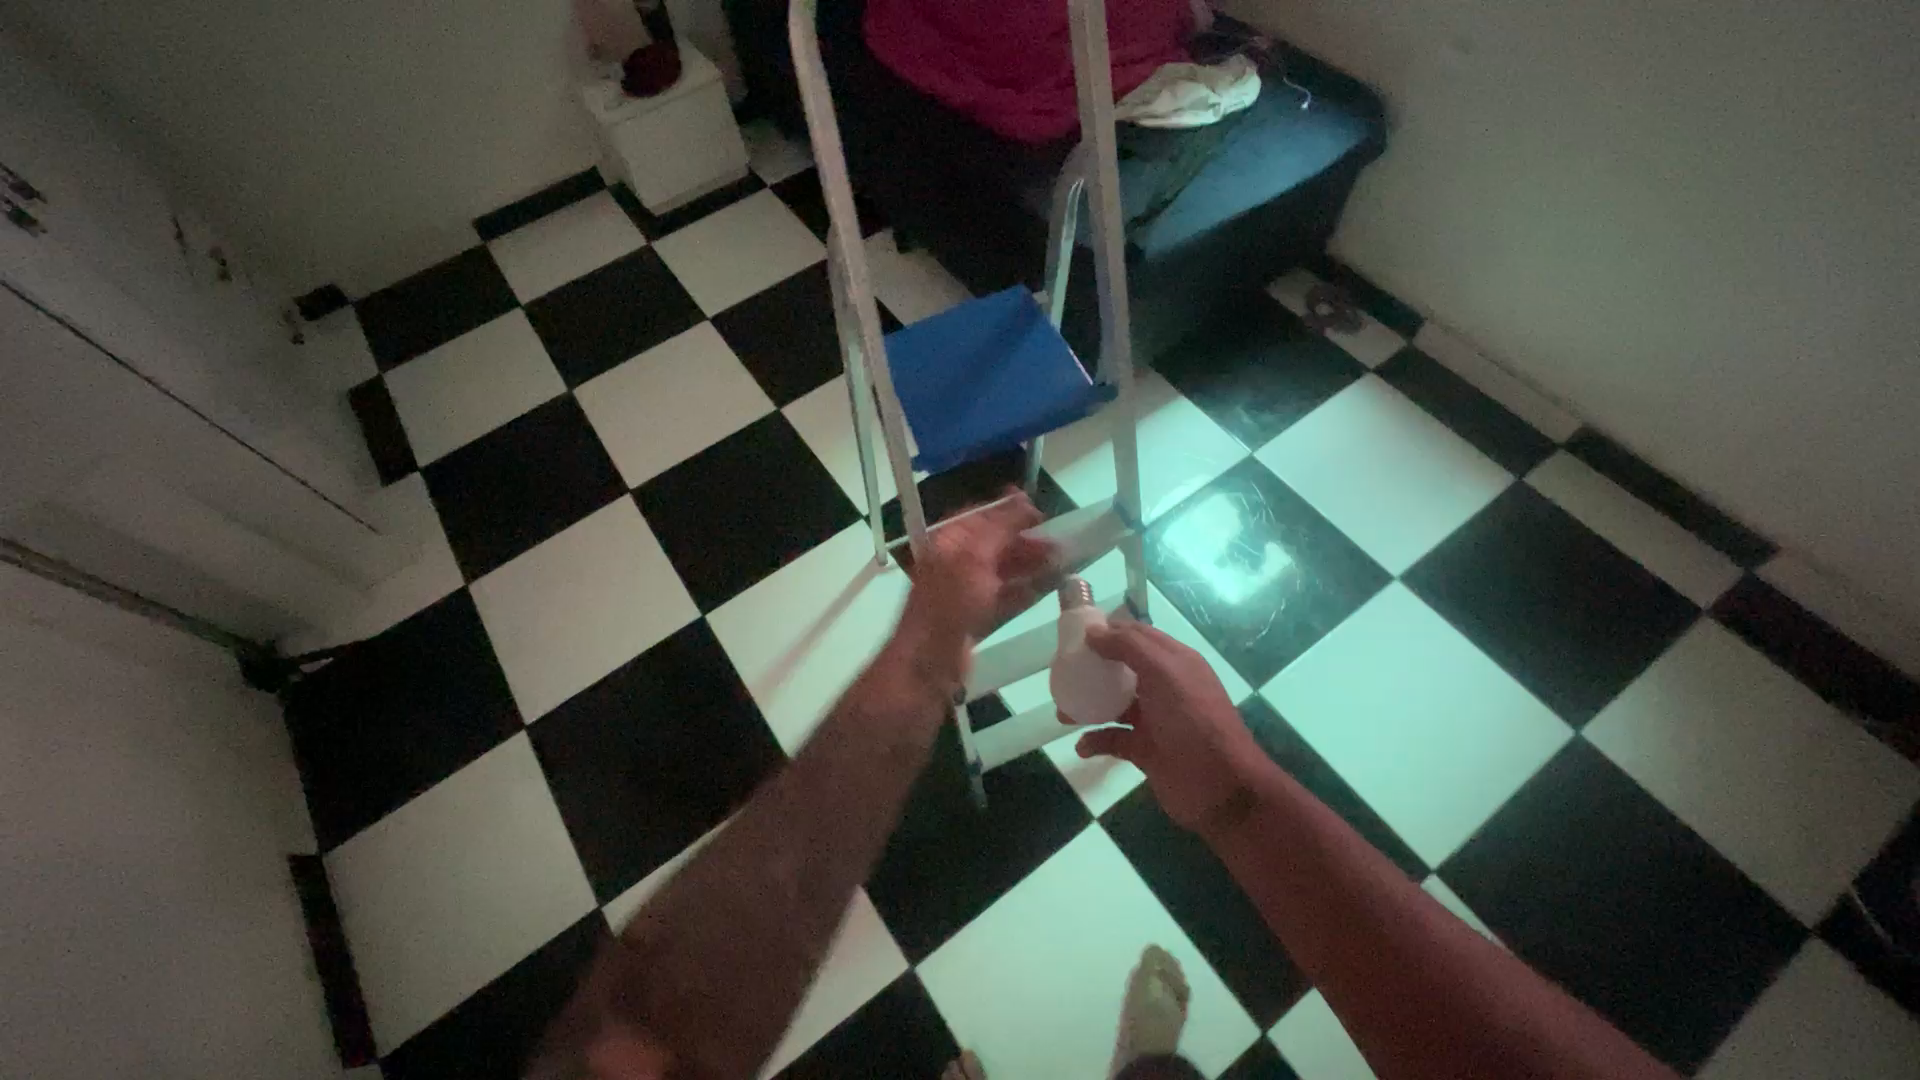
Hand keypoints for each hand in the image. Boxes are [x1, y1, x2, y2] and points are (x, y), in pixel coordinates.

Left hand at [893, 493, 1056, 684]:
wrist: (929, 663)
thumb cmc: (949, 605)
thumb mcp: (975, 558)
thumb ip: (1000, 526)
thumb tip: (1021, 497)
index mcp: (948, 542)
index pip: (979, 515)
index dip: (1008, 511)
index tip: (1041, 512)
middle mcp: (954, 562)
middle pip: (993, 543)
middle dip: (1025, 540)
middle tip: (1058, 543)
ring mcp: (963, 592)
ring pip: (1000, 570)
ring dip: (1029, 565)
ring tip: (1060, 563)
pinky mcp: (974, 618)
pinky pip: (1002, 597)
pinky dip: (1023, 590)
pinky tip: (1046, 588)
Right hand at [1074, 620, 1264, 831]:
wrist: (1220, 788)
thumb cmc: (1193, 721)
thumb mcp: (1164, 672)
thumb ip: (1129, 646)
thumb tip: (1093, 631)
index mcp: (1174, 662)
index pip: (1137, 635)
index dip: (1108, 631)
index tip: (1074, 634)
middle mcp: (1164, 687)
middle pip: (1121, 669)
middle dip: (1091, 669)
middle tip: (1062, 672)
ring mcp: (1155, 720)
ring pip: (1113, 705)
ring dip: (1087, 706)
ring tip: (1062, 712)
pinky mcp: (1145, 750)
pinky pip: (1114, 740)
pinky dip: (1095, 740)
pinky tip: (1082, 745)